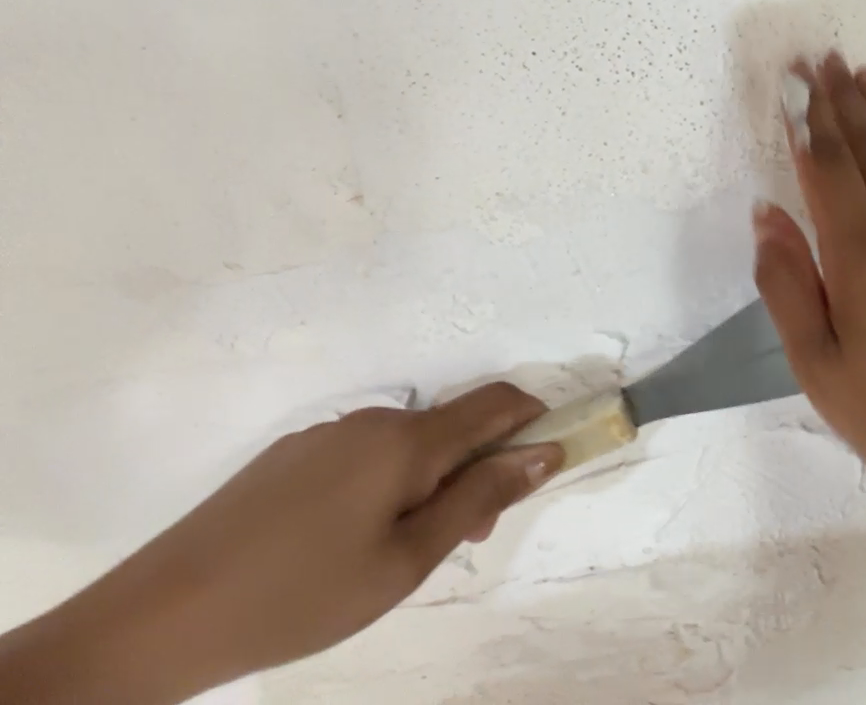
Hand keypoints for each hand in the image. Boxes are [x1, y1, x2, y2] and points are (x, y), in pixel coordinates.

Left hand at [0, 383, 561, 702]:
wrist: (148, 625)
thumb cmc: (300, 596)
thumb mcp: (408, 559)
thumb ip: (483, 498)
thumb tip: (546, 451)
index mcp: (407, 441)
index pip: (499, 403)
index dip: (539, 420)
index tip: (553, 458)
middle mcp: (371, 421)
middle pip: (456, 427)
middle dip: (482, 467)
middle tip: (467, 538)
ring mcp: (325, 436)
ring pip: (411, 445)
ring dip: (435, 481)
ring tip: (402, 550)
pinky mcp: (290, 457)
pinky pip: (367, 456)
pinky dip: (390, 484)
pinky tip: (351, 542)